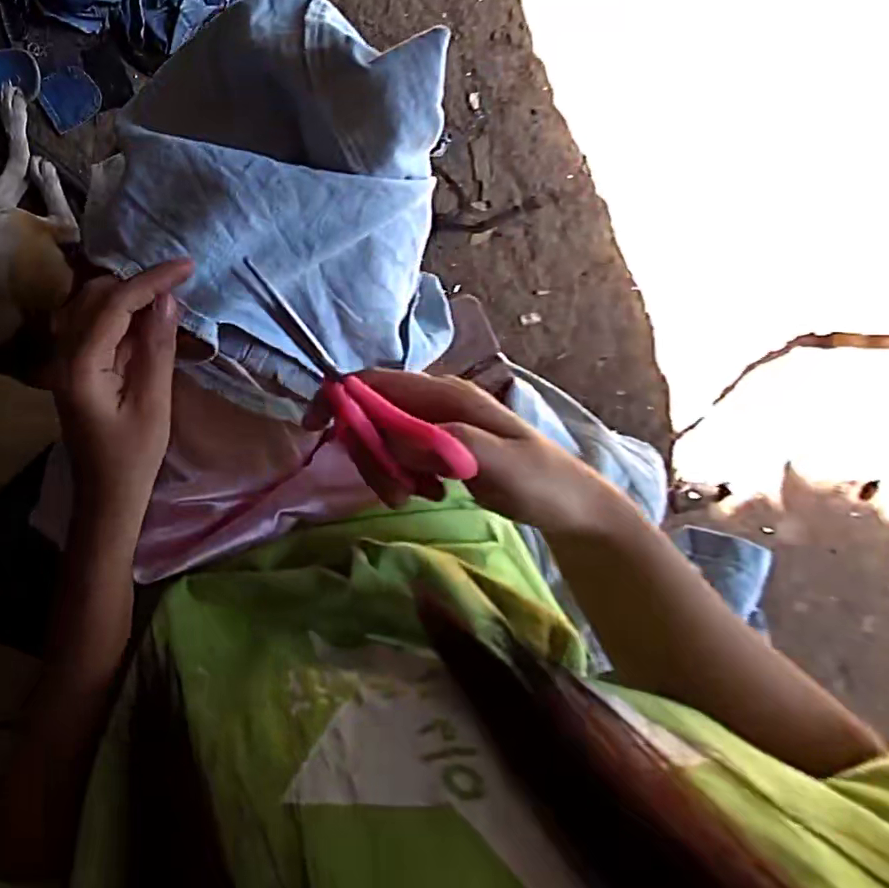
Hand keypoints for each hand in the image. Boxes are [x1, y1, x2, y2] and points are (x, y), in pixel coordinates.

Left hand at [50, 259, 194, 527]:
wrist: (105, 497)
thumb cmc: (133, 458)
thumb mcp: (153, 404)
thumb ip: (157, 347)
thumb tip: (166, 299)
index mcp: (79, 365)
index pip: (113, 304)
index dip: (151, 280)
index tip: (186, 266)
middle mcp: (62, 355)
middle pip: (93, 296)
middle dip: (135, 282)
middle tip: (177, 281)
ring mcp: (62, 361)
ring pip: (89, 307)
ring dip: (125, 295)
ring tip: (165, 294)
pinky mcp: (72, 369)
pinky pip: (91, 326)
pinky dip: (118, 315)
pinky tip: (145, 319)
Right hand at [350, 369, 644, 537]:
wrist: (572, 506)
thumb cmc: (540, 480)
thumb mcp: (497, 463)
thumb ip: (443, 446)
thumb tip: (389, 440)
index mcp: (445, 394)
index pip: (375, 381)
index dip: (340, 397)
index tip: (316, 428)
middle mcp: (434, 401)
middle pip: (371, 413)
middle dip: (369, 451)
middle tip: (393, 491)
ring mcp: (434, 423)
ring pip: (381, 437)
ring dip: (385, 469)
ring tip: (416, 495)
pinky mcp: (436, 445)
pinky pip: (397, 454)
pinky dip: (399, 476)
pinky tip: (427, 492)